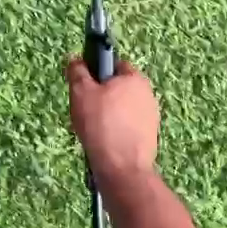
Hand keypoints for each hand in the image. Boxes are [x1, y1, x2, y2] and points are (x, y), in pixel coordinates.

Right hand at [65, 56, 159, 191]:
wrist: (121, 167)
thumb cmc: (100, 123)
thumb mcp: (80, 92)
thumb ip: (77, 72)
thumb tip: (75, 60)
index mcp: (135, 78)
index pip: (115, 64)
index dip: (97, 72)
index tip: (84, 85)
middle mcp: (148, 94)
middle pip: (118, 87)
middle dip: (102, 95)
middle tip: (84, 107)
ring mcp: (151, 117)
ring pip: (122, 108)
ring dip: (108, 113)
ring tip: (91, 126)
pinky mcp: (149, 137)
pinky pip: (127, 126)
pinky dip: (115, 129)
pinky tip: (102, 139)